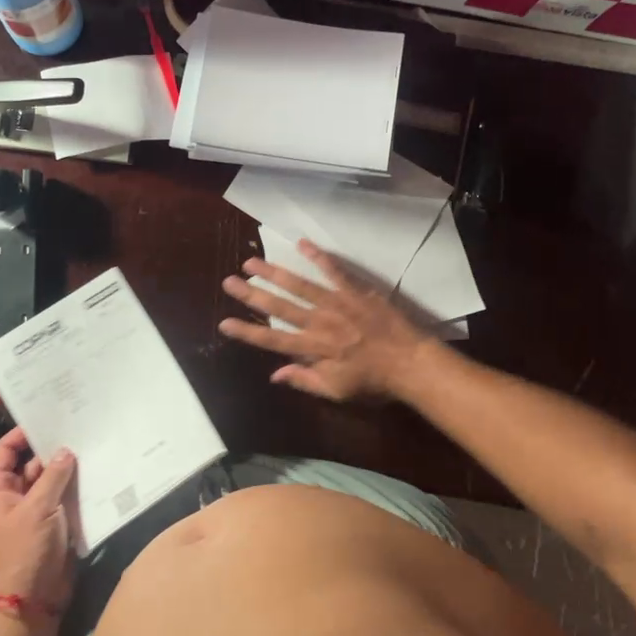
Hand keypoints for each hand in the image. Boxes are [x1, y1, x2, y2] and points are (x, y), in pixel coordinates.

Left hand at [0, 427, 77, 609]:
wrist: (35, 599)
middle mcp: (13, 499)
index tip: (44, 418)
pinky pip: (62, 499)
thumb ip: (53, 476)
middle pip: (30, 465)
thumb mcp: (39, 508)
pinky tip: (93, 473)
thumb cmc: (26, 550)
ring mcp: (33, 512)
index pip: (4, 453)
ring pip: (49, 481)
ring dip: (66, 469)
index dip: (20, 435)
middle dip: (50, 450)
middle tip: (75, 428)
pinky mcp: (51, 525)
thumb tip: (65, 451)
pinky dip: (74, 488)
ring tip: (89, 446)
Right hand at [218, 238, 437, 401]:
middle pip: (279, 308)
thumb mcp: (338, 391)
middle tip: (229, 282)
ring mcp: (337, 304)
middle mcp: (320, 324)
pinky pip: (334, 271)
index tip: (224, 323)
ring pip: (299, 286)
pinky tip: (301, 243)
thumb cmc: (375, 382)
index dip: (248, 332)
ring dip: (273, 273)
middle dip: (252, 295)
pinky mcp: (355, 291)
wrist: (412, 364)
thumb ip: (305, 380)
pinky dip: (318, 257)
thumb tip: (274, 374)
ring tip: (251, 261)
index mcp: (315, 350)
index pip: (273, 341)